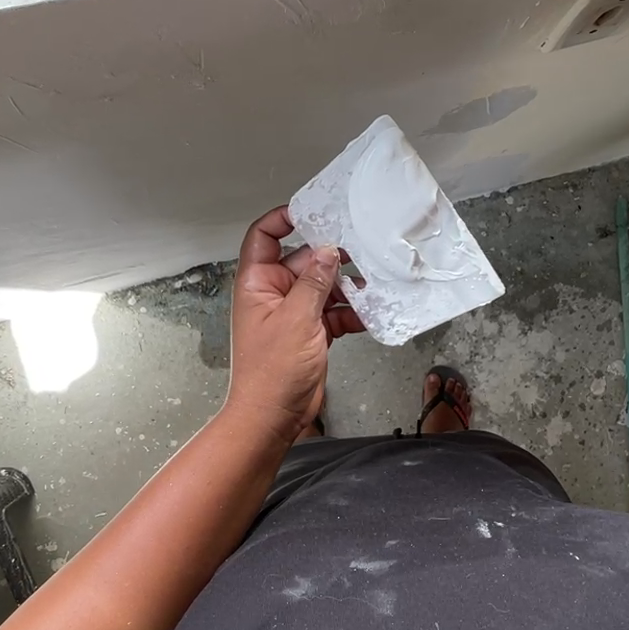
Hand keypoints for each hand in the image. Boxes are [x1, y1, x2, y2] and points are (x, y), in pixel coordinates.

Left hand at [223, 206, 364, 442]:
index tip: (313, 212)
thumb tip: (327, 250)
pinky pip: (333, 311)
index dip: (284, 219)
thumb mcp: (296, 319)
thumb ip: (314, 282)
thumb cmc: (271, 372)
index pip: (265, 237)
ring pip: (323, 286)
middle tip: (361, 251)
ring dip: (346, 287)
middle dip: (331, 258)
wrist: (274, 417)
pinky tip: (368, 315)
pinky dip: (350, 313)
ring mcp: (294, 313)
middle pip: (304, 260)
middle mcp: (274, 294)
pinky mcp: (311, 331)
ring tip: (371, 286)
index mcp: (258, 283)